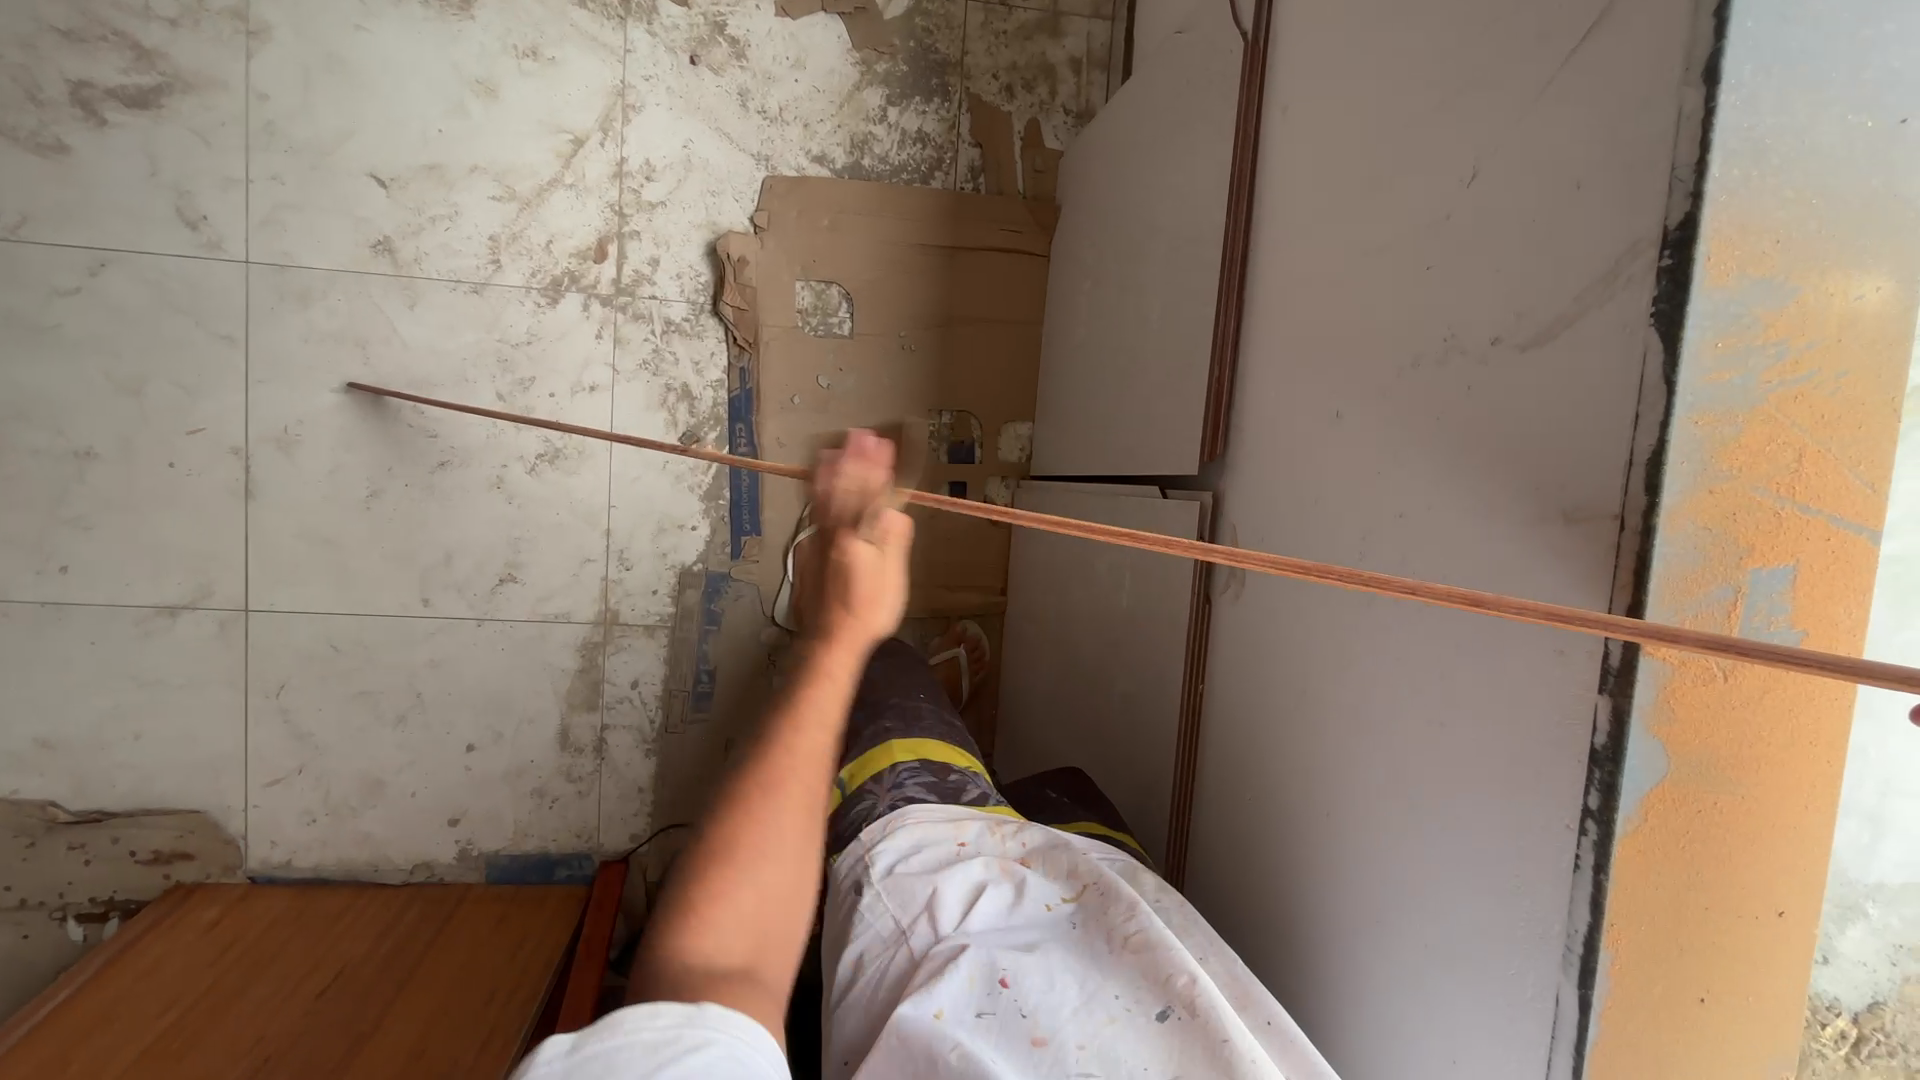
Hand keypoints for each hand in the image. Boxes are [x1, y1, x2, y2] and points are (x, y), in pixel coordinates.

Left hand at [800, 430, 913, 651]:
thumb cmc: (867, 613)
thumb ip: (893, 541)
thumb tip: (896, 512)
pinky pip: (813, 511)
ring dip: (830, 471)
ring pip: (822, 497)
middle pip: (842, 487)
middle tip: (860, 435)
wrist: (829, 640)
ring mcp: (816, 541)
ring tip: (833, 448)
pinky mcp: (807, 552)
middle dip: (853, 459)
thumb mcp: (891, 580)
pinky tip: (817, 483)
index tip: (881, 444)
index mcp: (856, 536)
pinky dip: (817, 491)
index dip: (875, 467)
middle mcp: (832, 532)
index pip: (869, 492)